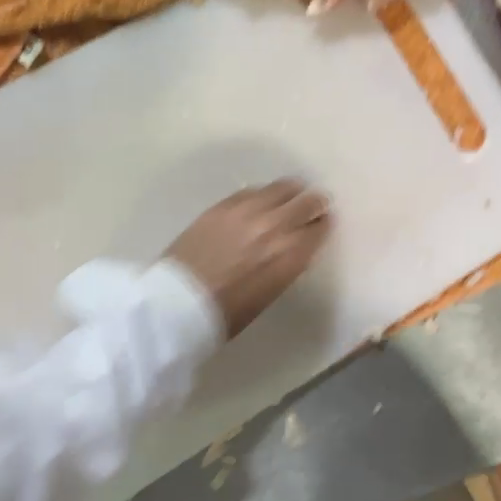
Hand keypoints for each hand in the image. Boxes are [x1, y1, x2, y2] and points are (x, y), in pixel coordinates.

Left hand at [165, 178, 331, 337]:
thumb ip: (287, 263)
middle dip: (313, 203)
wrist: (177, 303)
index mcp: (291, 255)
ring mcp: (250, 209)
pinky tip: (259, 203)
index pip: (320, 227)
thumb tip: (293, 246)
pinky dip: (263, 195)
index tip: (322, 223)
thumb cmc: (226, 313)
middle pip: (308, 201)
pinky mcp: (225, 203)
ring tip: (288, 198)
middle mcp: (277, 225)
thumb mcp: (269, 293)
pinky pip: (254, 190)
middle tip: (312, 206)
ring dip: (290, 193)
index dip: (323, 224)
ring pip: (283, 187)